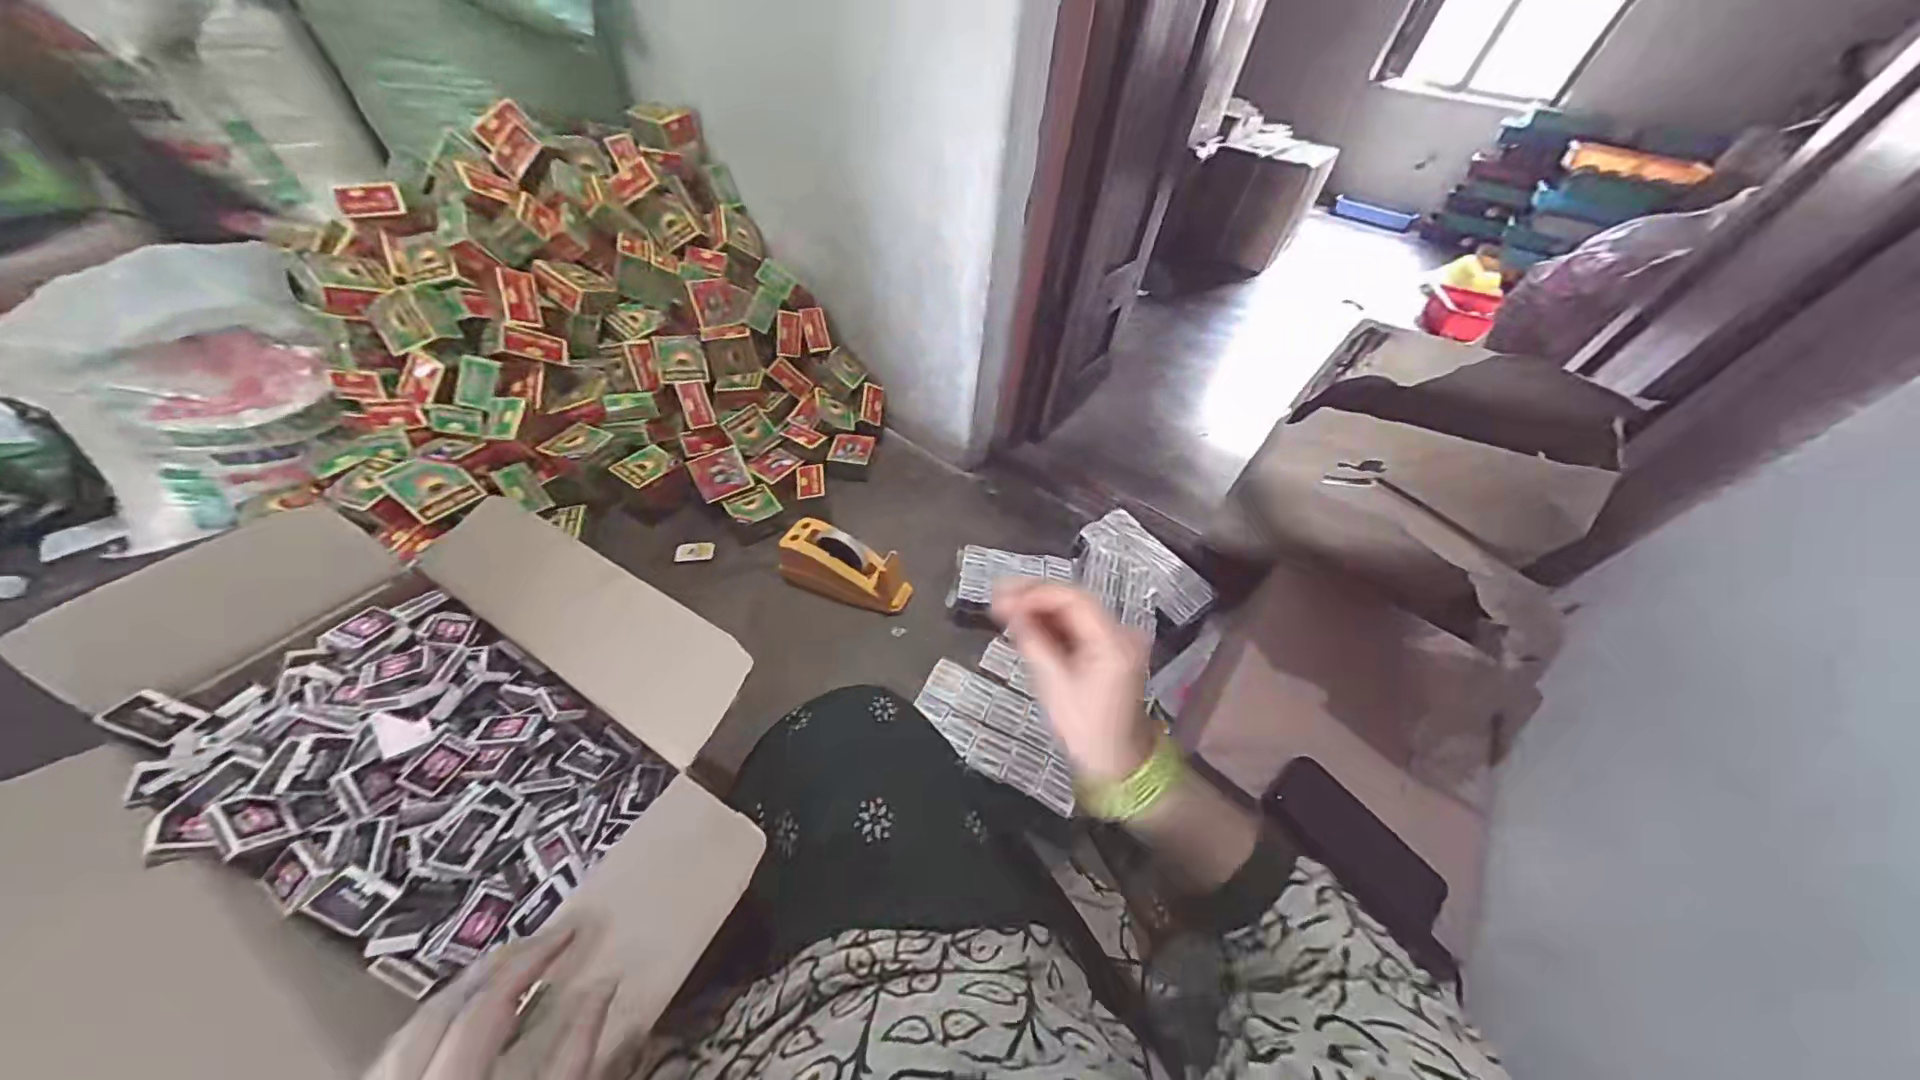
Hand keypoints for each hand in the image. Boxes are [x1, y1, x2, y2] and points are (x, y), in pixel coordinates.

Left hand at [365, 928, 618, 1079]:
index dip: (532, 959)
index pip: (490, 1004)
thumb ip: (576, 1052)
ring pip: (410, 1027)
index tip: (571, 930)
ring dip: (462, 988)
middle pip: (442, 1007)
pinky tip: (461, 1015)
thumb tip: (605, 985)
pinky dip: (433, 1021)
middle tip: (540, 940)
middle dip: (495, 964)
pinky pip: (394, 1052)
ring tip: (504, 968)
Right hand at [993, 582, 1154, 783]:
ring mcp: (1116, 639)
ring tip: (1004, 607)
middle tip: (998, 595)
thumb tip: (1010, 611)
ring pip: (1072, 610)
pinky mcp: (1107, 647)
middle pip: (1073, 599)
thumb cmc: (1088, 730)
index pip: (1073, 600)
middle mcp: (1121, 633)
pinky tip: (1025, 622)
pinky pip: (1076, 625)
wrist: (1117, 760)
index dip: (1036, 593)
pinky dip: (1050, 622)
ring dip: (1038, 607)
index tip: (1005, 598)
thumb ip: (1032, 641)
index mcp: (1113, 642)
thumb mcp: (1054, 684)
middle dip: (1034, 596)